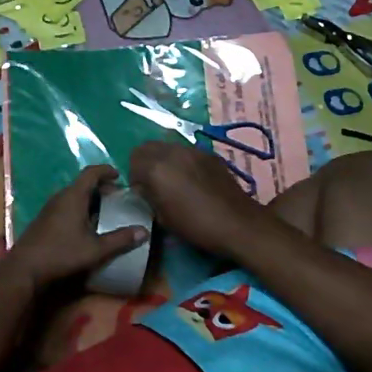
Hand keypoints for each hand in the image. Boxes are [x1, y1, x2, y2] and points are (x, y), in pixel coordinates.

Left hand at [0, 165, 146, 294]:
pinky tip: (86, 225)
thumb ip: (120, 239)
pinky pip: (66, 205)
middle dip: (101, 187)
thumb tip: (144, 231)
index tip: (119, 176)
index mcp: (73, 196)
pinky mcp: (45, 219)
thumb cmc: (61, 253)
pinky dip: (80, 207)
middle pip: (83, 183)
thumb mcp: (95, 249)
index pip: (91, 173)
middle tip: (117, 198)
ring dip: (90, 199)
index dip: (106, 170)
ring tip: (105, 211)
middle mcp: (60, 196)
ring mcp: (50, 207)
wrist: (25, 268)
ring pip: (74, 195)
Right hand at [129, 140, 271, 257]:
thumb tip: (144, 188)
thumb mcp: (163, 218)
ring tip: (173, 180)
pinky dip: (182, 160)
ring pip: (168, 145)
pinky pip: (187, 151)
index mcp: (157, 168)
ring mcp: (193, 150)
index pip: (133, 159)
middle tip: (153, 182)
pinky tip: (192, 179)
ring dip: (164, 159)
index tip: (142, 191)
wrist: (238, 223)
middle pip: (148, 146)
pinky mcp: (209, 154)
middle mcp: (173, 152)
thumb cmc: (196, 226)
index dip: (134, 176)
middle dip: (146, 162)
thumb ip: (149, 196)